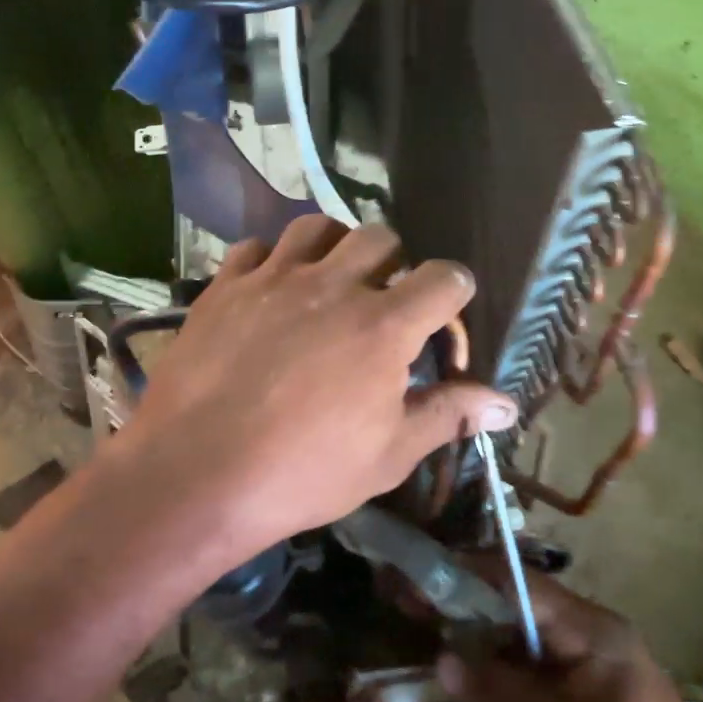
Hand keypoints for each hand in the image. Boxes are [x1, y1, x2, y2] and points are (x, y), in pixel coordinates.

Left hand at [117, 215, 518, 550]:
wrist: (196, 474)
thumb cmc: (303, 473)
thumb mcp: (388, 454)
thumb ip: (448, 415)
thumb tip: (506, 404)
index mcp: (384, 325)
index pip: (444, 277)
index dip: (453, 296)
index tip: (442, 330)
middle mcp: (333, 285)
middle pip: (382, 238)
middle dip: (395, 265)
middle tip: (382, 308)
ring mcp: (274, 279)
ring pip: (318, 227)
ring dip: (335, 248)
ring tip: (330, 285)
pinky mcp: (225, 285)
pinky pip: (256, 247)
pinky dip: (272, 260)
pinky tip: (270, 292)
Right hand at [439, 570, 702, 701]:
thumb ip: (503, 700)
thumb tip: (442, 658)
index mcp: (591, 630)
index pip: (515, 580)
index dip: (462, 574)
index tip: (413, 580)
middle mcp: (588, 636)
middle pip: (509, 619)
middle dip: (471, 641)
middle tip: (425, 647)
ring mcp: (588, 670)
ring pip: (515, 661)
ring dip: (493, 695)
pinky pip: (533, 694)